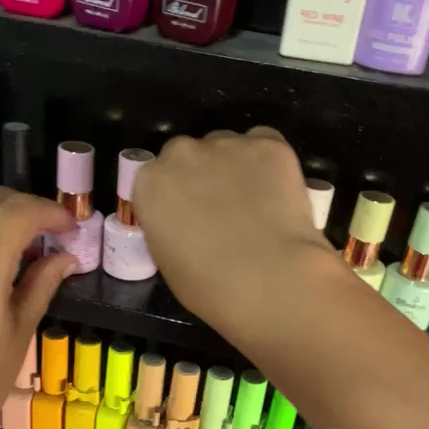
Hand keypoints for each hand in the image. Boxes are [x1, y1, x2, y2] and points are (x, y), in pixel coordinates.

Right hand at [131, 128, 339, 346]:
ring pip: (227, 148)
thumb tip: (186, 224)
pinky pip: (264, 144)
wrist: (268, 278)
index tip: (188, 217)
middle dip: (201, 176)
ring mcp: (228, 144)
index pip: (155, 179)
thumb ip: (169, 228)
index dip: (174, 198)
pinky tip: (277, 192)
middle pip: (188, 155)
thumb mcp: (168, 261)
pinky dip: (268, 163)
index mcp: (150, 183)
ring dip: (235, 168)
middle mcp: (183, 153)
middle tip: (222, 210)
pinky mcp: (270, 144)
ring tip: (256, 204)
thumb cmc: (210, 285)